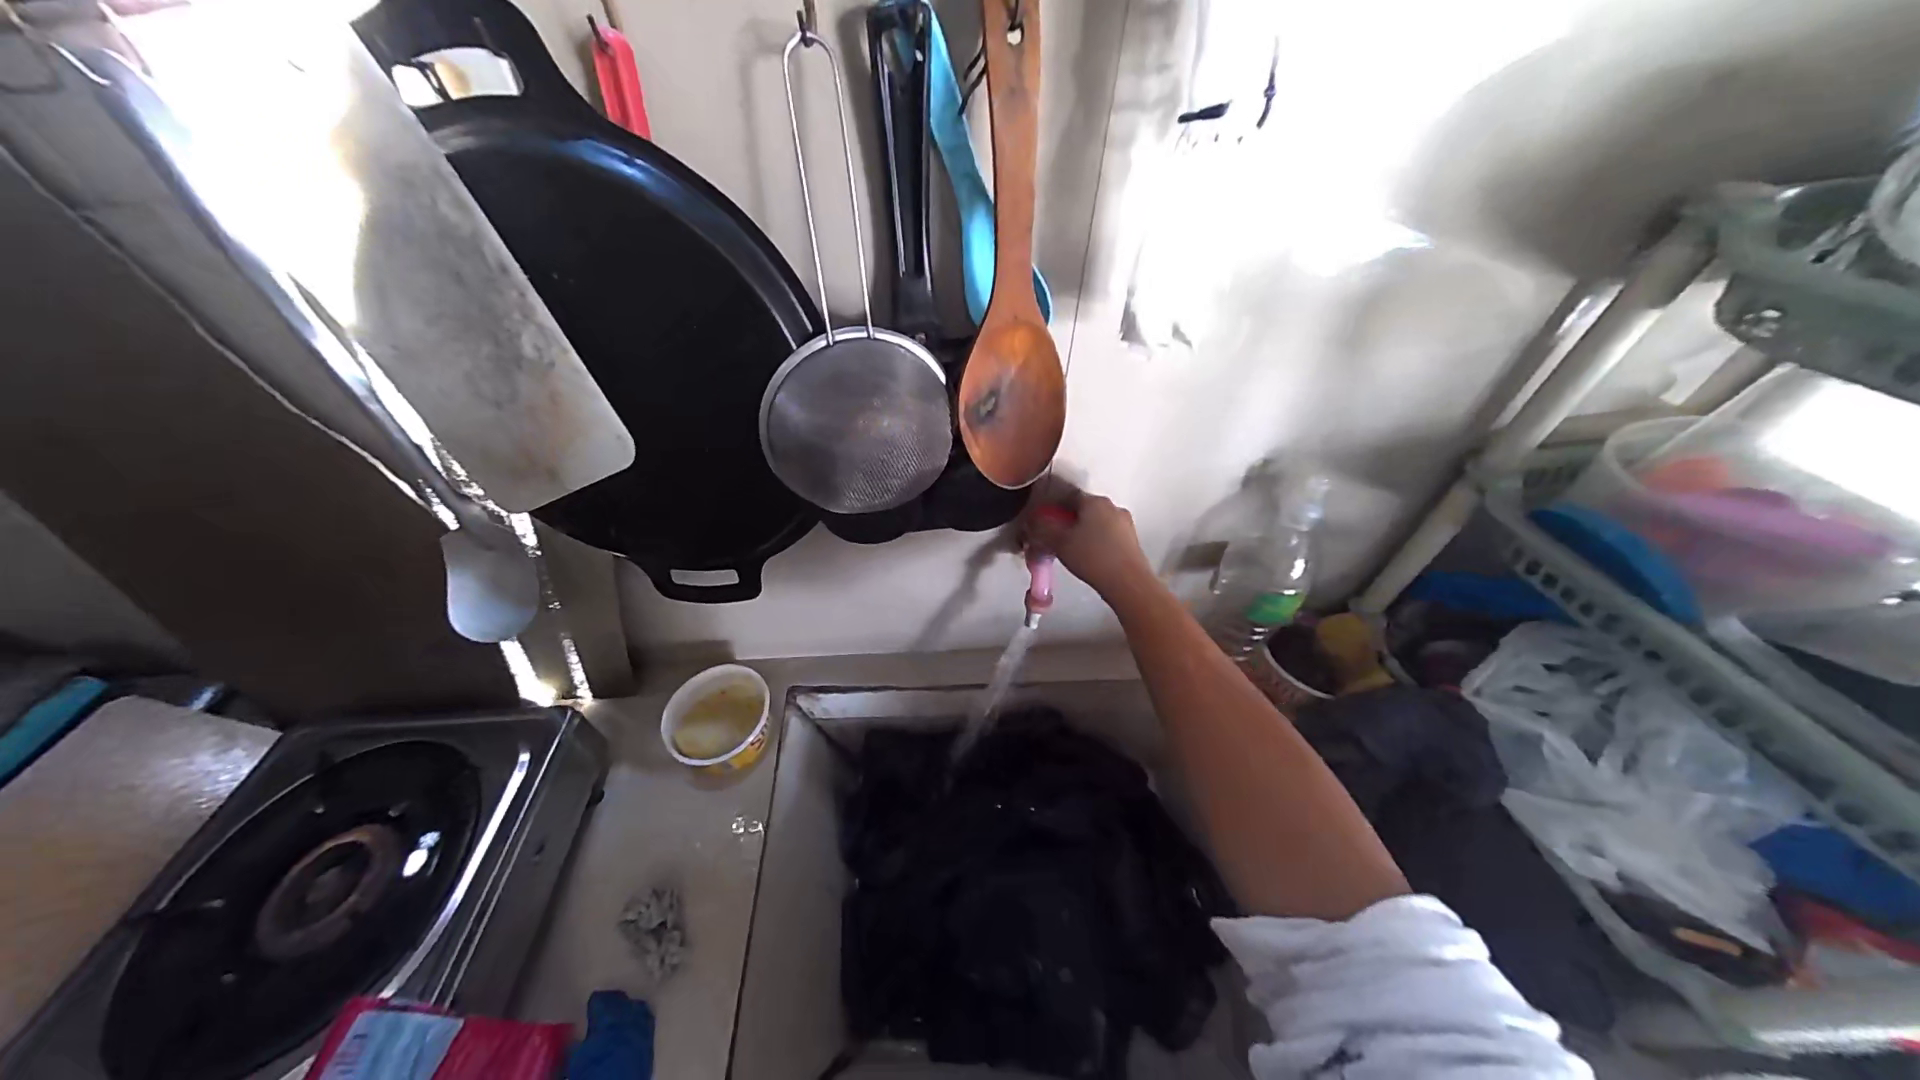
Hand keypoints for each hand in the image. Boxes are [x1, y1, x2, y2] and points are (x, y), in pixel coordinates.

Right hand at [1024, 490, 1154, 599]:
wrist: (1128, 583)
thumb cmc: (1092, 557)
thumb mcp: (1059, 542)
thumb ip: (1041, 529)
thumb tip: (1032, 522)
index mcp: (1095, 501)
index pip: (1068, 496)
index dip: (1052, 509)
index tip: (1042, 523)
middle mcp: (1113, 507)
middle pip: (1083, 510)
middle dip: (1067, 522)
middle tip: (1054, 539)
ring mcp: (1125, 524)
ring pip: (1096, 523)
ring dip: (1082, 533)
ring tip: (1070, 552)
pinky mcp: (1131, 541)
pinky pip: (1107, 536)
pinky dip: (1095, 543)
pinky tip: (1089, 558)